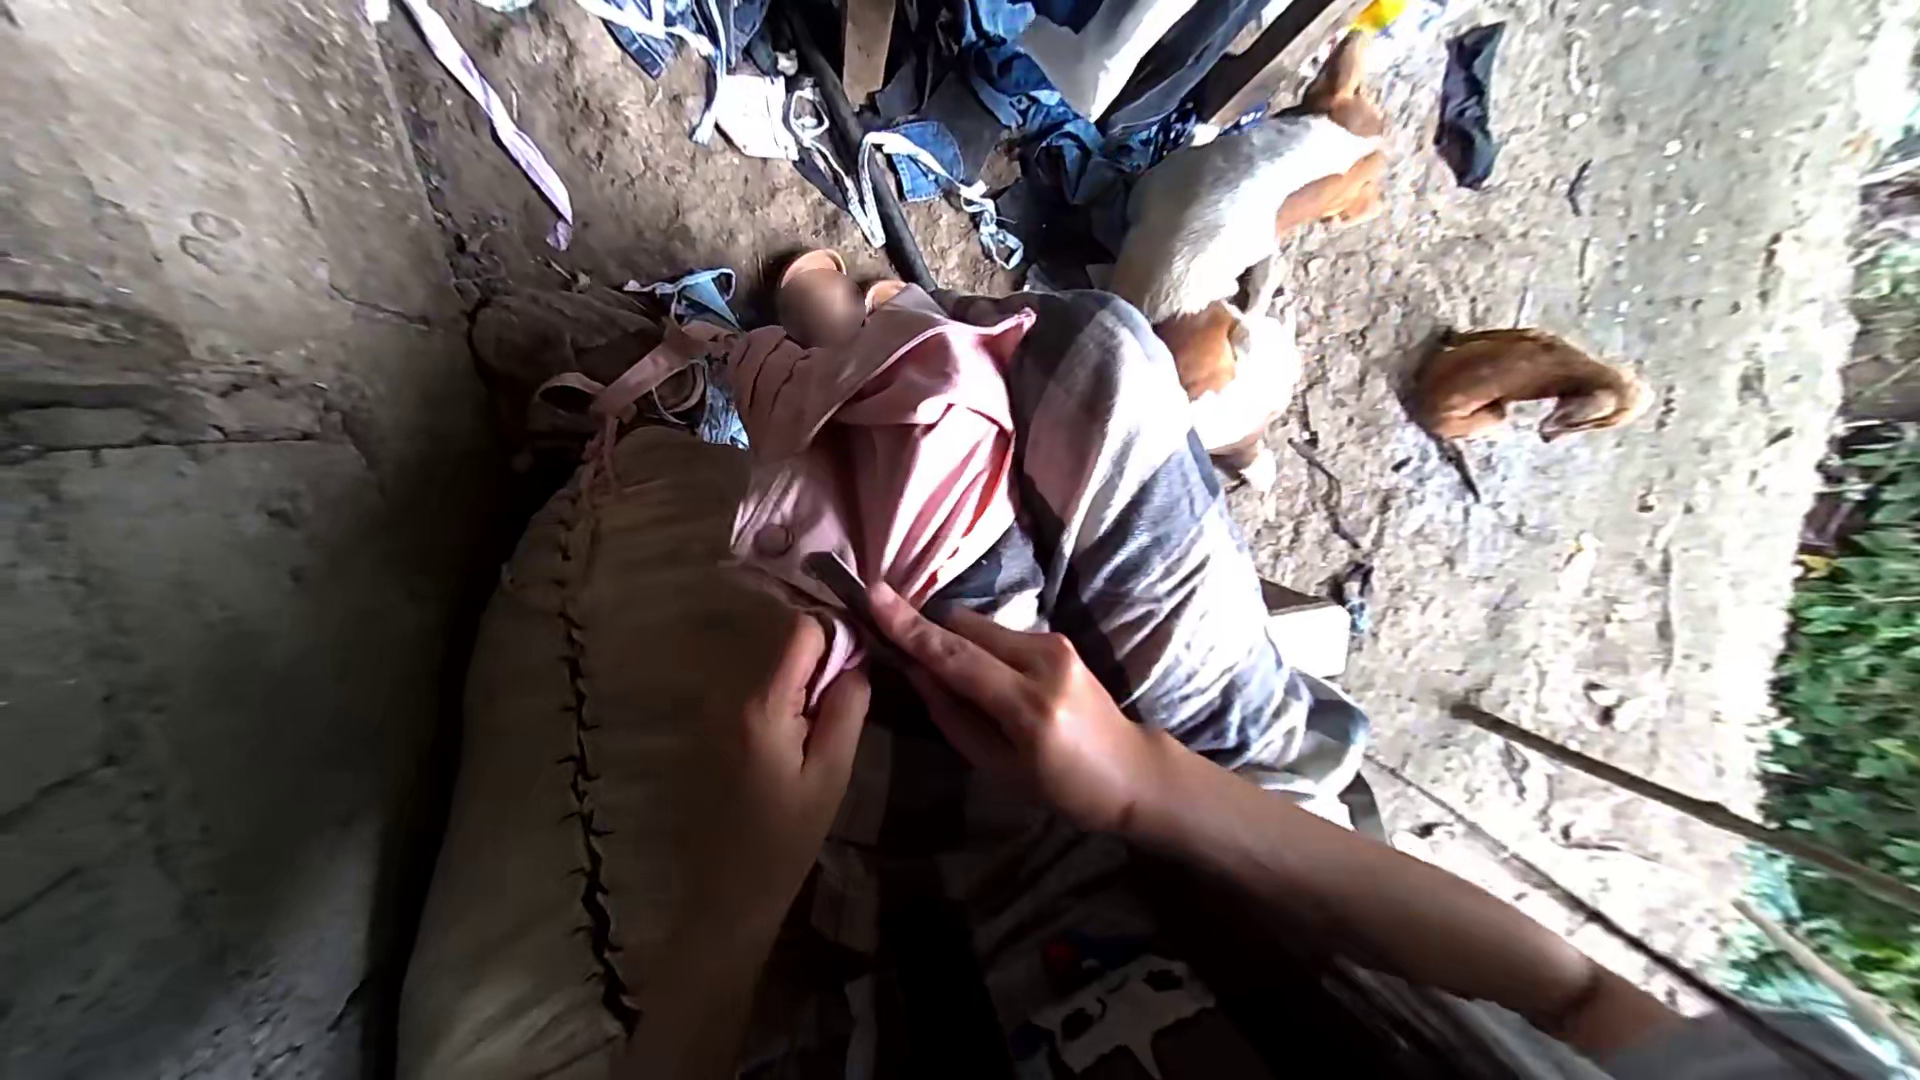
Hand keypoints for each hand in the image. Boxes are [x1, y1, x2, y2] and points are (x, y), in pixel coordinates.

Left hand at [680, 611, 869, 930]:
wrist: (727, 893)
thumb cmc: (786, 837)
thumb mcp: (832, 773)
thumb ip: (847, 708)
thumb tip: (857, 661)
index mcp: (763, 704)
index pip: (801, 631)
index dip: (837, 637)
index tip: (859, 664)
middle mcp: (732, 696)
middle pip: (785, 646)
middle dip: (823, 662)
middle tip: (846, 700)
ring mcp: (717, 712)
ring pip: (773, 668)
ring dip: (805, 682)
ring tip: (824, 723)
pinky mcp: (714, 729)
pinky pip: (758, 692)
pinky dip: (785, 699)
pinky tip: (797, 739)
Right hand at [866, 583, 1165, 832]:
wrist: (1133, 769)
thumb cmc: (1064, 787)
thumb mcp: (999, 767)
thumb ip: (952, 715)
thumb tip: (916, 671)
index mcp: (1029, 705)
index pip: (956, 657)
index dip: (911, 627)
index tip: (874, 595)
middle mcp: (1044, 660)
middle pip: (964, 627)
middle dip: (931, 635)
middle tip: (909, 659)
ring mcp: (1055, 643)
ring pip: (980, 627)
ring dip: (958, 647)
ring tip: (969, 690)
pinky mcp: (1059, 638)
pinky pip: (1000, 634)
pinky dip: (982, 651)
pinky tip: (994, 683)